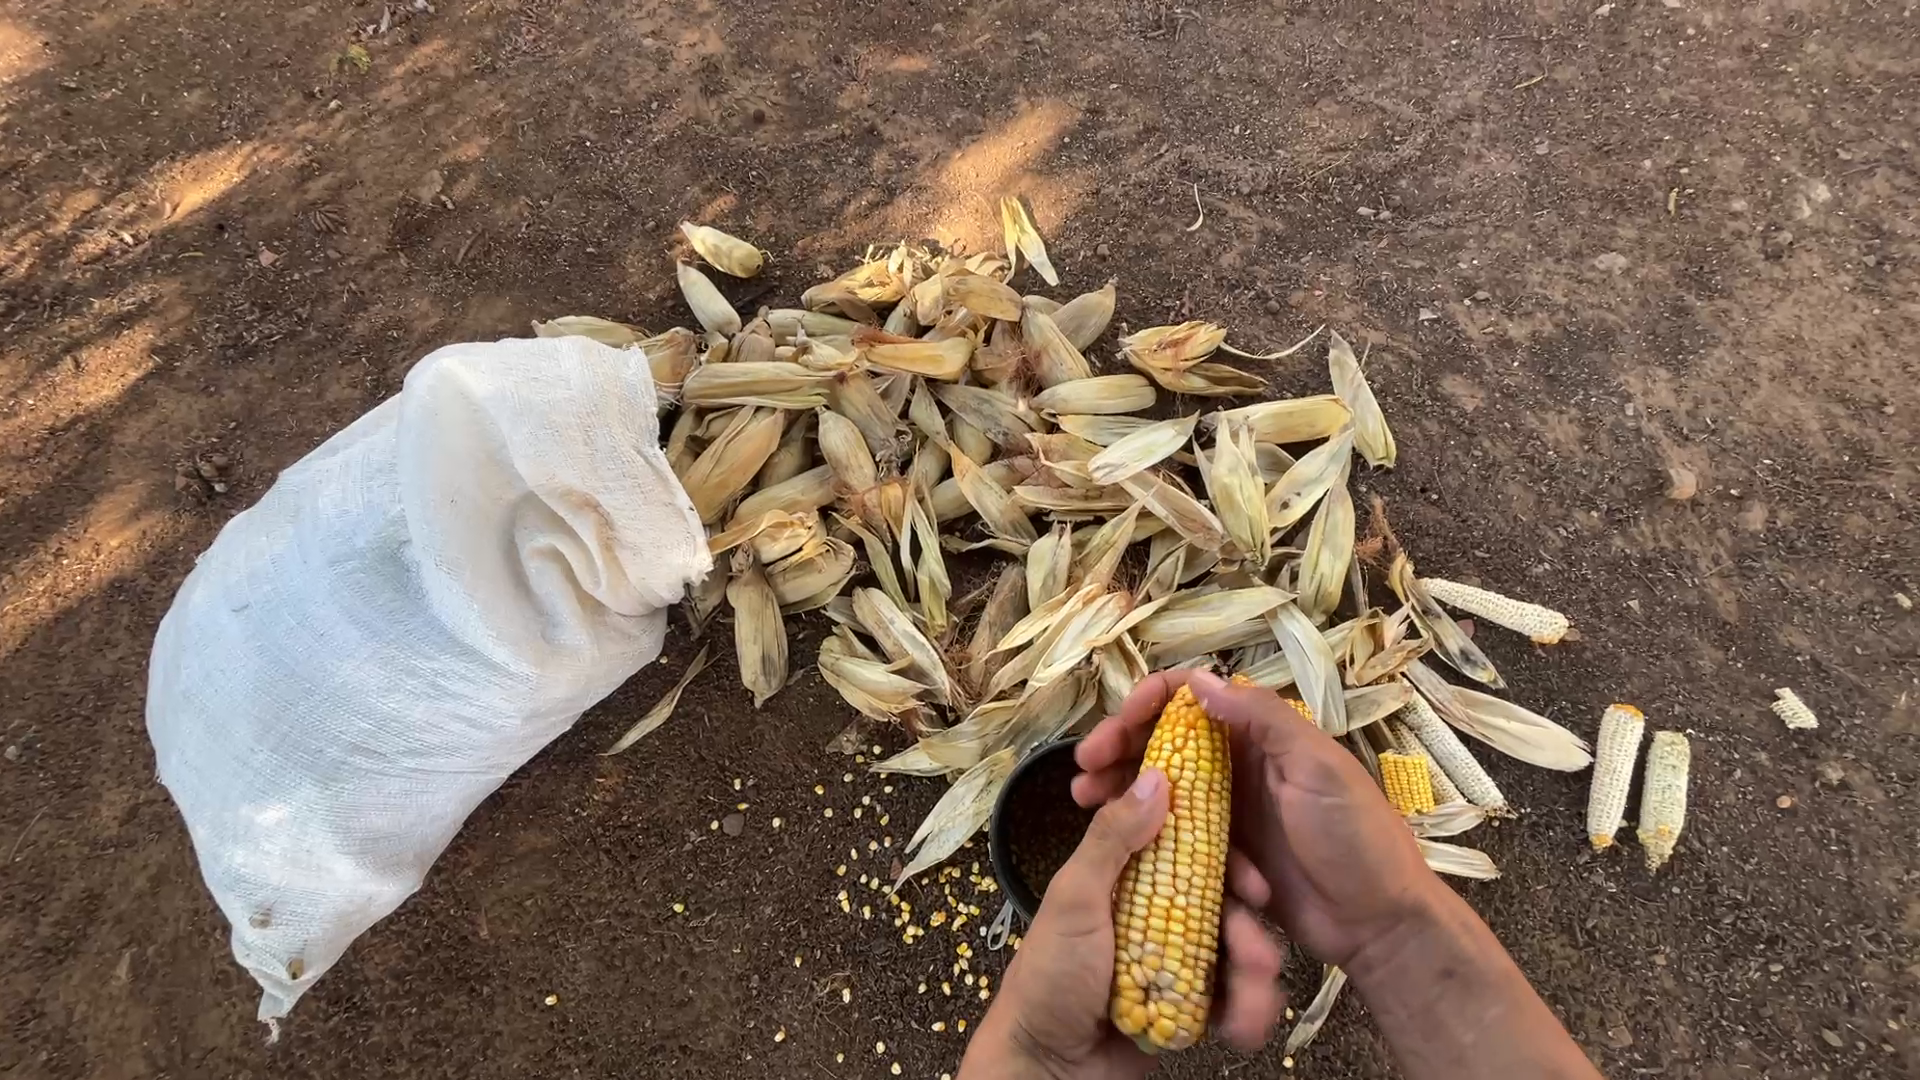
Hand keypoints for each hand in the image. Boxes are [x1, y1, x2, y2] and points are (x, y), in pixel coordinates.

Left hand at [959, 768, 1286, 1079]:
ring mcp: (1171, 954)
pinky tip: (1241, 1027)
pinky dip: (1243, 1009)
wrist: (1048, 1068)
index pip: (1185, 845)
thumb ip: (1113, 839)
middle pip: (1221, 899)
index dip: (1225, 856)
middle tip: (1259, 951)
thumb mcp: (1076, 897)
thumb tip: (1156, 776)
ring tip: (1252, 1002)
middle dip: (1247, 926)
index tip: (1252, 878)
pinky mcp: (1186, 1001)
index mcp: (1126, 872)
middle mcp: (1153, 905)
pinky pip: (1228, 995)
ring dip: (1253, 973)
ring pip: (1232, 948)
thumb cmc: (1051, 972)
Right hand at [1072, 669, 1438, 971]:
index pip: (1191, 698)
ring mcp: (1223, 806)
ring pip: (1156, 784)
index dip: (1149, 699)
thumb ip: (1261, 719)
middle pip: (1161, 739)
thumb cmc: (1354, 834)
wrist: (1379, 924)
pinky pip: (1171, 829)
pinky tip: (1120, 840)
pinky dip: (1145, 830)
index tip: (1120, 721)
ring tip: (1083, 798)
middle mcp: (1232, 762)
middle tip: (1084, 766)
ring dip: (1118, 786)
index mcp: (1256, 733)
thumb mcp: (1316, 766)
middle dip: (1119, 745)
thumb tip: (1200, 680)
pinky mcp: (1217, 848)